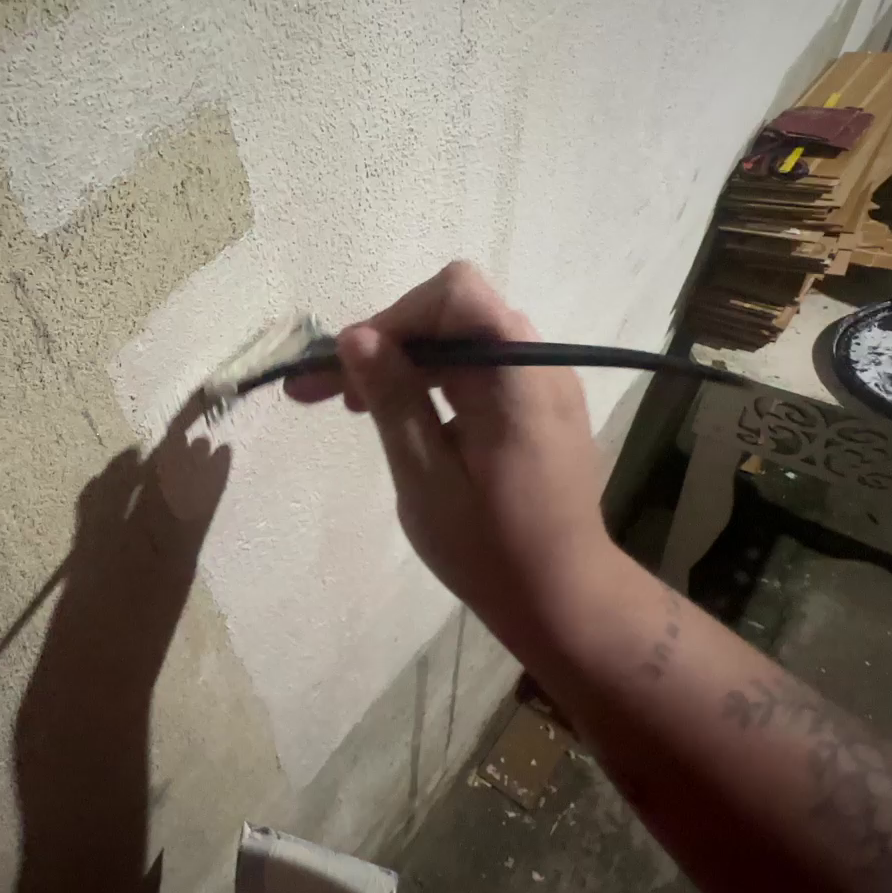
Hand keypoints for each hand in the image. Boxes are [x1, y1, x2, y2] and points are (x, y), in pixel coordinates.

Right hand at [286, 262, 609, 608]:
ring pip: (458, 340)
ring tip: (353, 407)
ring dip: (402, 363)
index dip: (393, 319)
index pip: (454, 295)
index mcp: (516, 377)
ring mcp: (540, 383)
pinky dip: (430, 381)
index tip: (348, 367)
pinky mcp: (534, 404)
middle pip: (451, 314)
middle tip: (329, 393)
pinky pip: (475, 368)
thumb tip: (354, 335)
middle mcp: (537, 364)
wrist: (562, 598)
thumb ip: (393, 399)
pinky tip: (400, 415)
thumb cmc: (489, 548)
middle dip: (385, 342)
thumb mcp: (425, 476)